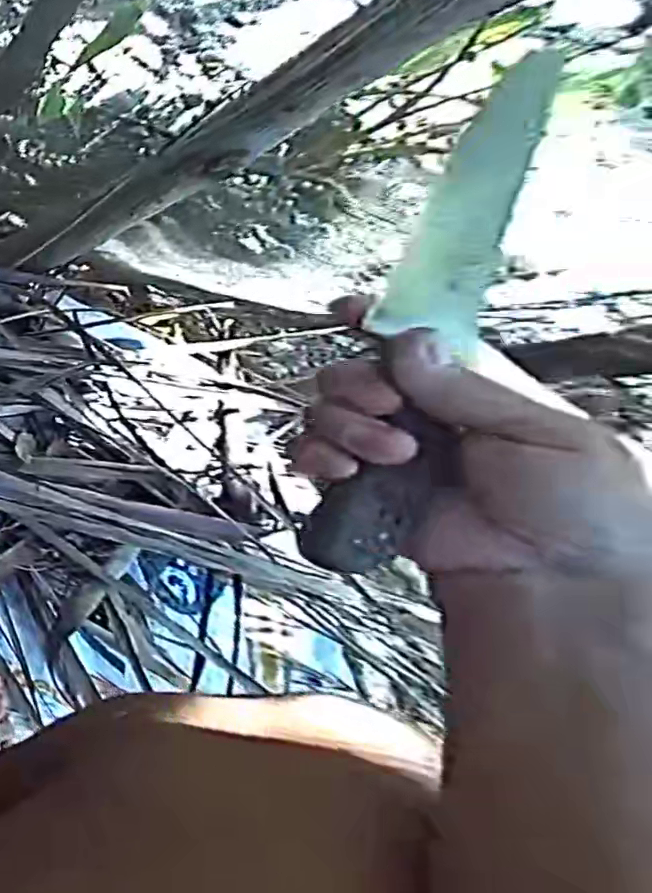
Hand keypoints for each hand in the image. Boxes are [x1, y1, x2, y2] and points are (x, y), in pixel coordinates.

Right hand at [291, 297, 651, 577]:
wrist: (549, 581)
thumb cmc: (584, 511)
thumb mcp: (553, 435)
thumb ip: (472, 387)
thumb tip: (408, 342)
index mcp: (469, 391)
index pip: (413, 341)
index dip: (377, 321)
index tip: (350, 311)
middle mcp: (418, 414)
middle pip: (351, 372)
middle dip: (357, 385)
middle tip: (388, 407)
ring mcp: (381, 448)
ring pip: (324, 411)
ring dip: (347, 428)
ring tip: (391, 455)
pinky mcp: (354, 483)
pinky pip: (308, 454)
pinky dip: (318, 457)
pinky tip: (347, 471)